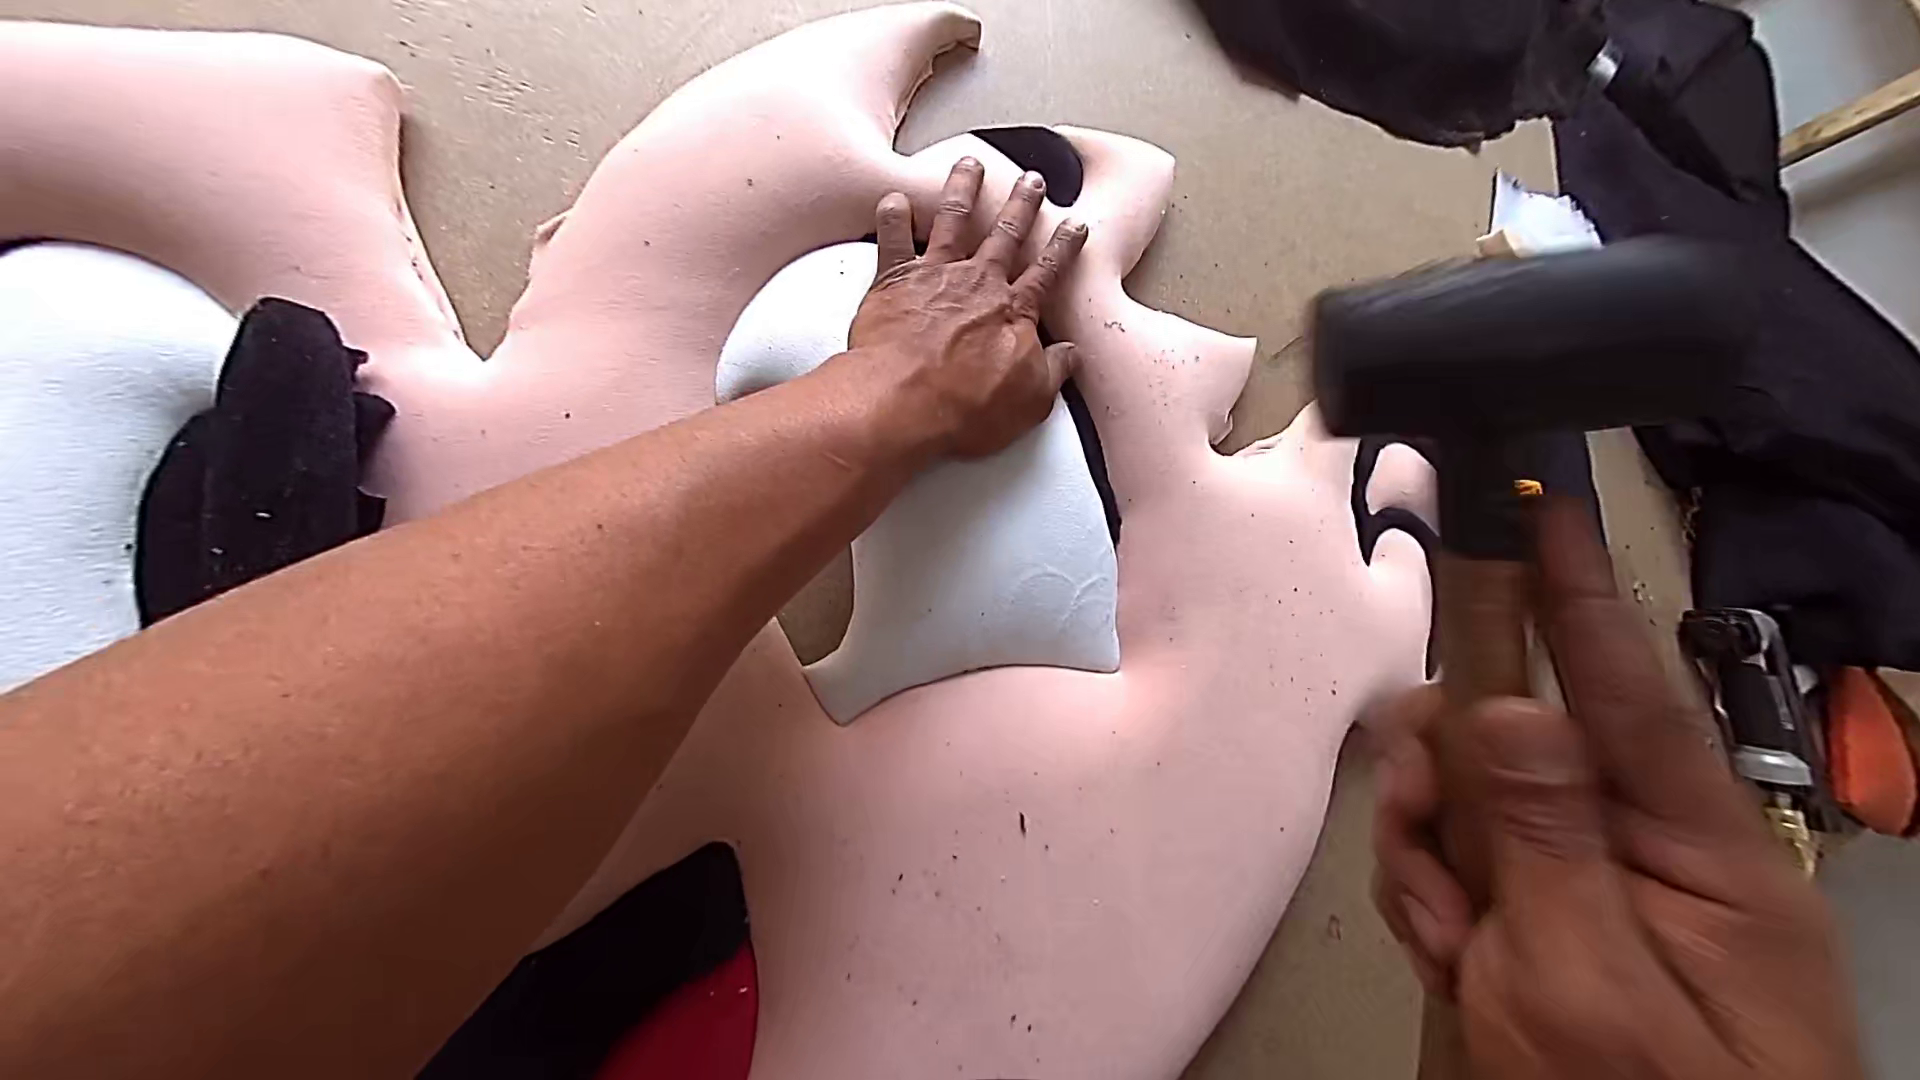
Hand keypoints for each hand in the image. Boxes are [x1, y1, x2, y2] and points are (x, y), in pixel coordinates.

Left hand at [846, 157, 1087, 457]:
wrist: (907, 403)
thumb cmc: (966, 408)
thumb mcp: (1031, 401)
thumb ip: (1054, 371)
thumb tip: (1071, 355)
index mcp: (1014, 310)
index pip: (1047, 270)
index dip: (1064, 248)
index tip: (1074, 227)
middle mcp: (979, 282)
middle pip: (1006, 233)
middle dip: (1022, 204)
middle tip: (1032, 180)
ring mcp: (936, 275)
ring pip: (954, 218)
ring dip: (964, 189)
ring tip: (971, 165)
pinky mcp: (894, 281)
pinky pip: (893, 238)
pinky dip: (893, 216)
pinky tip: (894, 198)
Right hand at [1370, 498, 1863, 1079]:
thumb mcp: (1582, 981)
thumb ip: (1544, 836)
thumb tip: (1507, 705)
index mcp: (1689, 850)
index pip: (1622, 688)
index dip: (1574, 593)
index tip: (1537, 512)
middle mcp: (1624, 834)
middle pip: (1495, 733)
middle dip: (1439, 779)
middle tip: (1420, 830)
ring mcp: (1561, 859)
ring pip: (1446, 785)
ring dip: (1422, 850)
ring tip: (1446, 928)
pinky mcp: (1512, 883)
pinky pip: (1432, 839)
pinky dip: (1419, 885)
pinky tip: (1447, 944)